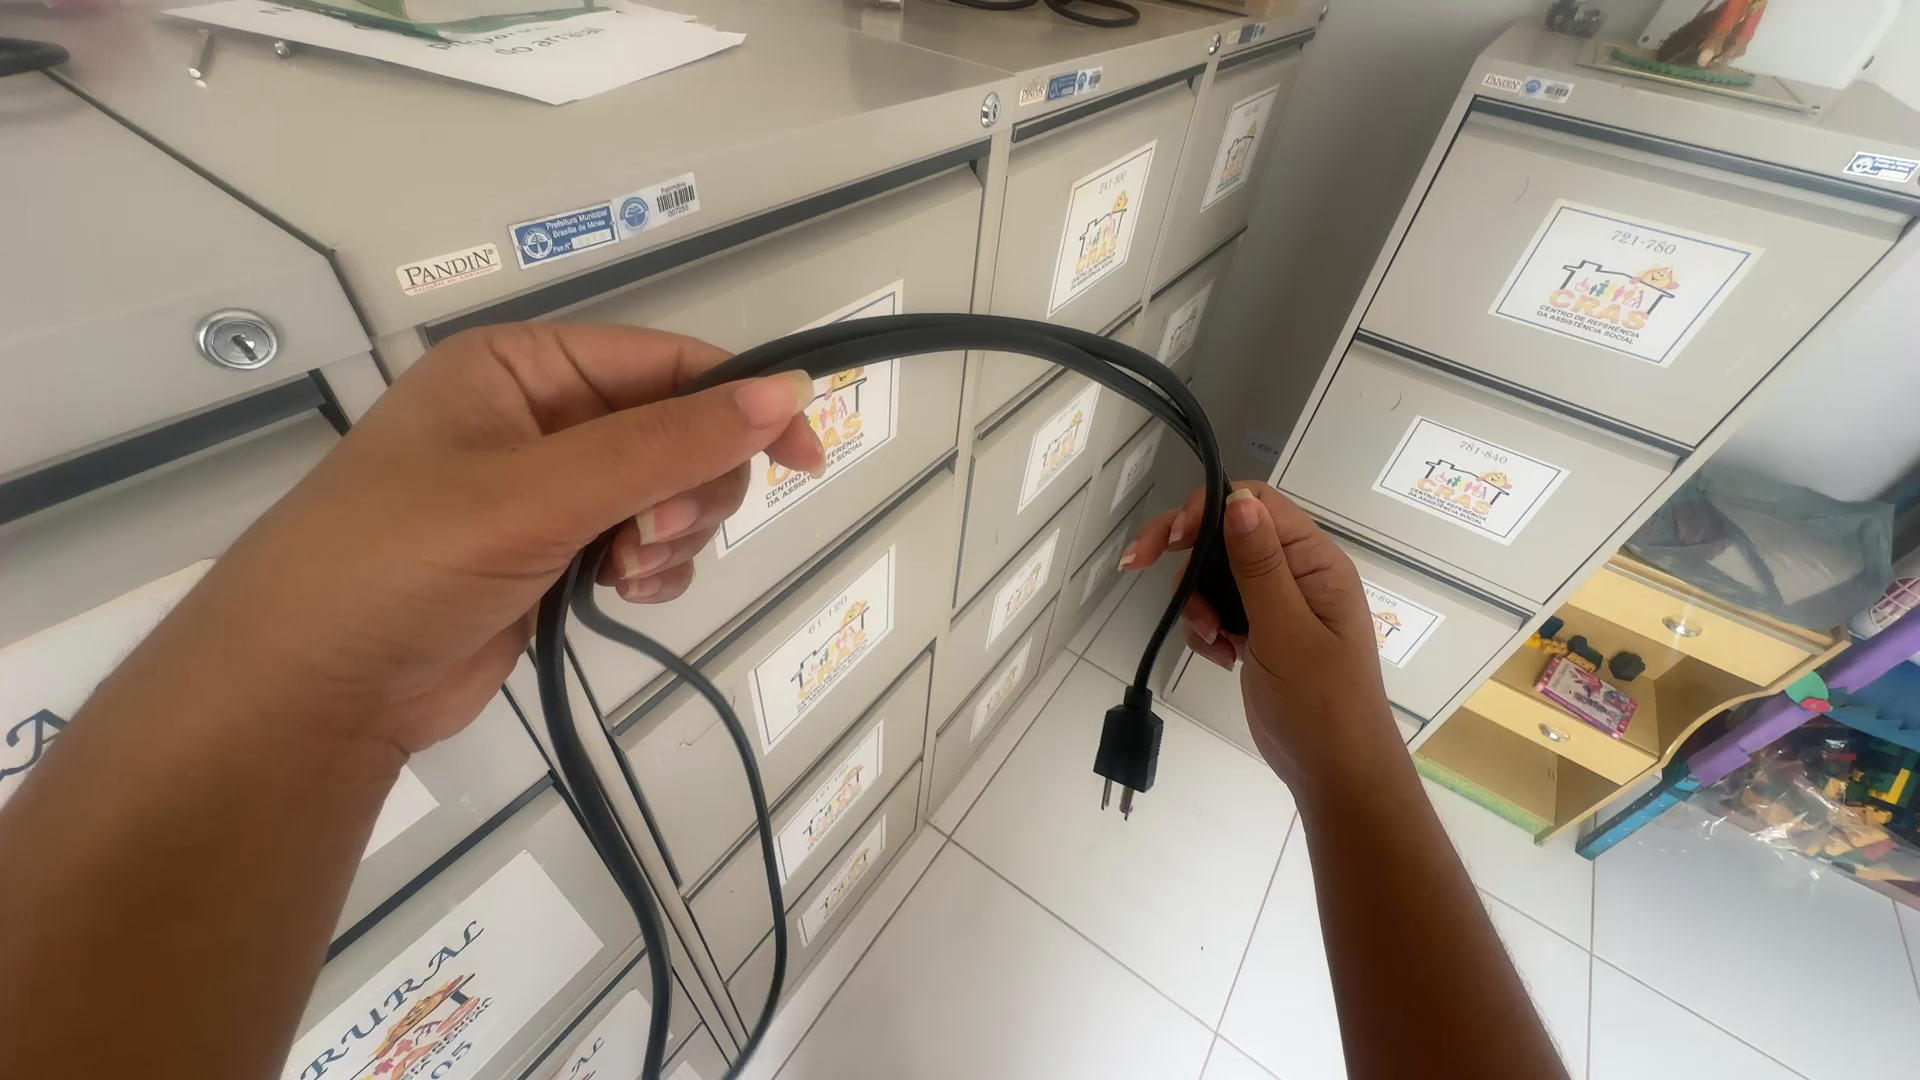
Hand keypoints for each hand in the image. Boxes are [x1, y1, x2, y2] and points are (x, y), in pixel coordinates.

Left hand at [124, 322, 823, 754]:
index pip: (671, 364)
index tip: (805, 456)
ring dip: (672, 536)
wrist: (310, 698)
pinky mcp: (565, 551)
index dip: (745, 403)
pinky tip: (622, 594)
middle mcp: (548, 418)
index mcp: (528, 367)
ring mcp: (559, 490)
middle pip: (683, 433)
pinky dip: (657, 569)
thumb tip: (790, 391)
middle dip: (689, 489)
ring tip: (622, 572)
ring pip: (676, 494)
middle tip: (652, 536)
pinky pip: (654, 543)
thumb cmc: (404, 564)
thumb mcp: (545, 491)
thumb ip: (671, 442)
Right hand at [1120, 482, 1400, 790]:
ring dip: (1197, 603)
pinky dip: (1205, 630)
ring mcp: (1275, 603)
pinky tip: (1219, 657)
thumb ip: (1259, 565)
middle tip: (1135, 564)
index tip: (1170, 540)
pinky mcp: (1258, 631)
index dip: (1207, 509)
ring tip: (1210, 640)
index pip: (1256, 505)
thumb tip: (1237, 500)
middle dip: (1184, 555)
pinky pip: (1216, 610)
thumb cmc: (1321, 702)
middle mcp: (1295, 573)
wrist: (1332, 772)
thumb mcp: (1287, 630)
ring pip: (1213, 576)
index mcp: (1314, 562)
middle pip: (1225, 536)